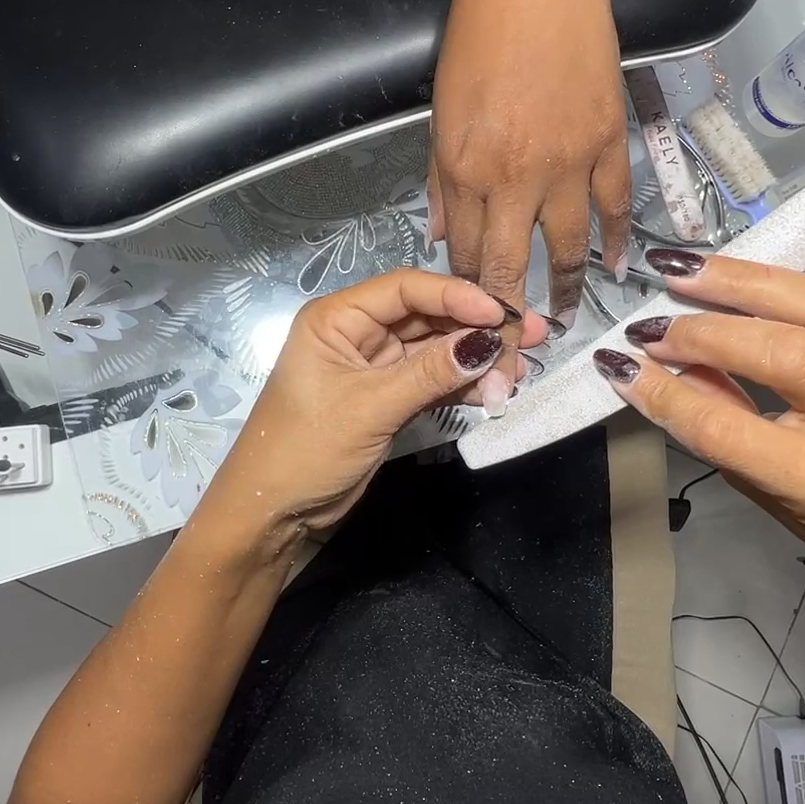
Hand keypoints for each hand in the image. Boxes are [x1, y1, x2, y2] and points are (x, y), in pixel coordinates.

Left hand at [207, 270, 549, 534]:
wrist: (274, 515)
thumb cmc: (306, 449)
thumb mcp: (369, 407)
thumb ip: (430, 372)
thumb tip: (489, 341)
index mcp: (337, 318)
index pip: (404, 288)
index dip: (455, 294)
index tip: (500, 312)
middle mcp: (357, 333)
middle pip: (426, 316)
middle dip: (476, 327)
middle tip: (531, 335)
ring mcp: (375, 367)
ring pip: (435, 350)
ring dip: (476, 359)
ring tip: (521, 370)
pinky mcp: (388, 399)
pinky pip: (432, 381)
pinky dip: (462, 385)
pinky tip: (496, 390)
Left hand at [429, 0, 633, 333]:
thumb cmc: (479, 36)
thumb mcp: (441, 112)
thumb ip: (443, 183)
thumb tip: (443, 237)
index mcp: (465, 170)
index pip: (466, 254)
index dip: (469, 296)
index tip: (474, 323)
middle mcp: (515, 179)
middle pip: (512, 269)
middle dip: (511, 319)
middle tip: (515, 353)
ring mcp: (567, 164)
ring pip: (567, 248)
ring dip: (566, 290)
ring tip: (566, 320)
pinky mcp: (609, 144)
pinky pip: (613, 207)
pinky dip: (615, 241)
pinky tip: (617, 268)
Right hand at [596, 158, 804, 579]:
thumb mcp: (753, 486)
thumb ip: (713, 421)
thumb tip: (657, 362)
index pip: (728, 428)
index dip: (665, 392)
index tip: (617, 364)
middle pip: (785, 356)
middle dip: (706, 333)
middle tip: (651, 324)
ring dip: (749, 282)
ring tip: (688, 269)